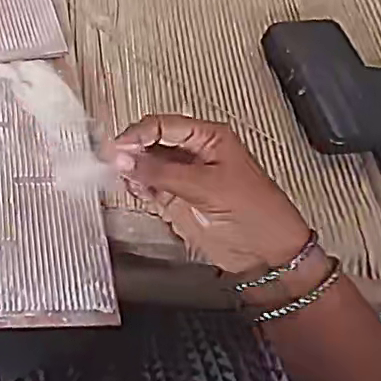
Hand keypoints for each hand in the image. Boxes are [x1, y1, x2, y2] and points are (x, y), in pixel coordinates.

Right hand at [105, 114, 314, 277]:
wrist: (266, 254)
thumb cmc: (255, 215)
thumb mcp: (206, 188)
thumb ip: (161, 172)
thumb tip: (124, 158)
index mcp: (208, 138)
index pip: (162, 125)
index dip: (137, 134)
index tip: (117, 149)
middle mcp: (193, 153)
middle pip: (149, 142)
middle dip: (131, 152)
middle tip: (114, 163)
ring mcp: (183, 176)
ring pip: (144, 164)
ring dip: (132, 171)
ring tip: (128, 181)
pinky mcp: (176, 198)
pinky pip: (147, 186)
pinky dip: (137, 188)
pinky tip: (138, 192)